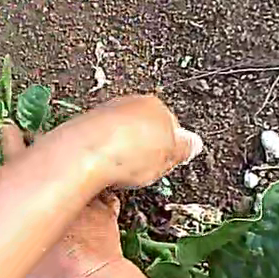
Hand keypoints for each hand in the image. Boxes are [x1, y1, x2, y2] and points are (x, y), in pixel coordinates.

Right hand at [0, 125, 131, 277]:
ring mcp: (89, 197)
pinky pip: (103, 195)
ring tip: (70, 161)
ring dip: (74, 167)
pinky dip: (99, 193)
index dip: (11, 142)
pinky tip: (100, 192)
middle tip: (38, 137)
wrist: (91, 275)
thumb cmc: (49, 270)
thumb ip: (4, 240)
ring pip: (81, 172)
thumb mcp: (14, 256)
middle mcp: (63, 189)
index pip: (17, 161)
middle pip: (53, 161)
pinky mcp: (107, 211)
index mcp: (34, 196)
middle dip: (44, 148)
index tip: (8, 127)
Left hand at [38, 95, 201, 190]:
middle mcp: (130, 103)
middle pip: (146, 129)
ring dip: (124, 153)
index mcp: (157, 105)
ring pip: (122, 136)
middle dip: (146, 149)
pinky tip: (106, 170)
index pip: (172, 126)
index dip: (171, 149)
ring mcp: (106, 114)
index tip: (168, 163)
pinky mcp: (85, 128)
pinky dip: (105, 156)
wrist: (84, 154)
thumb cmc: (127, 151)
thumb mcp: (170, 157)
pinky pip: (102, 145)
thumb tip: (194, 144)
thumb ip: (185, 149)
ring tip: (125, 174)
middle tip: (148, 170)